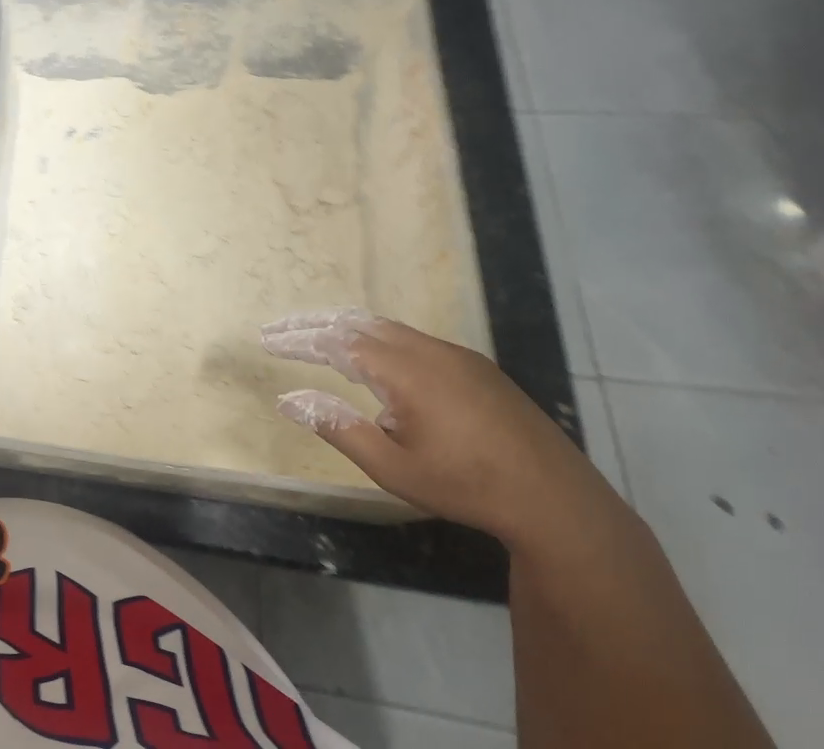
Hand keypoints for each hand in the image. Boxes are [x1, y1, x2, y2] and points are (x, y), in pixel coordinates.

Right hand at [262, 308, 622, 548]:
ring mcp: (459, 358)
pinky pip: (414, 340)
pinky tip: (371, 360)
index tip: (267, 342)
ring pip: (391, 329)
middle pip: (363, 324)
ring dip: (348, 330)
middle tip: (281, 331)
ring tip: (315, 338)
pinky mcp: (477, 369)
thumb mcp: (391, 466)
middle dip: (317, 325)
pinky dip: (377, 340)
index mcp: (408, 372)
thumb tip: (288, 400)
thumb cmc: (466, 486)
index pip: (339, 342)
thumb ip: (337, 427)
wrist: (555, 499)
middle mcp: (432, 352)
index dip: (300, 340)